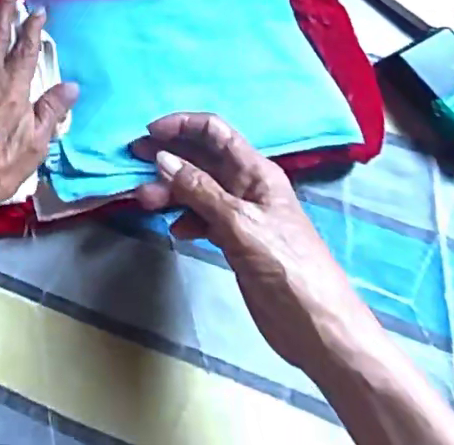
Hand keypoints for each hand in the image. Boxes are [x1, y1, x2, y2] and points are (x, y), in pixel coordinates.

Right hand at [132, 113, 354, 373]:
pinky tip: (176, 229)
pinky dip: (186, 218)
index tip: (149, 133)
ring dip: (171, 190)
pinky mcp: (235, 240)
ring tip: (144, 200)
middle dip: (169, 155)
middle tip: (134, 159)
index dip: (182, 125)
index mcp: (255, 170)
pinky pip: (202, 216)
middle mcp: (246, 185)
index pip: (214, 131)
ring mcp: (240, 213)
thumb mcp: (239, 223)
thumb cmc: (285, 266)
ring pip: (197, 188)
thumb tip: (162, 158)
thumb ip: (199, 189)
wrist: (320, 330)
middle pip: (202, 157)